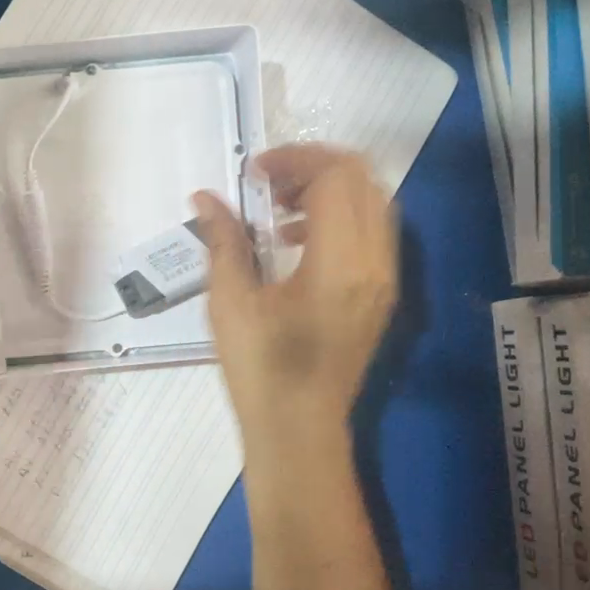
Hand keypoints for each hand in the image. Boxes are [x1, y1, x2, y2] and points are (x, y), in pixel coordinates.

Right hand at [192, 144, 399, 433]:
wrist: (299, 429)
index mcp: (340, 262)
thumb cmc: (261, 370)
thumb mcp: (231, 302)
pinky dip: (340, 220)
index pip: (336, 175)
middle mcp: (376, 262)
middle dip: (312, 168)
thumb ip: (223, 241)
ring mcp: (384, 279)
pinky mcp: (381, 295)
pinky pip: (372, 233)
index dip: (294, 160)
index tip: (253, 174)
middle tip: (266, 188)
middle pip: (362, 179)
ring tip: (278, 217)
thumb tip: (205, 197)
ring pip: (372, 203)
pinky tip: (298, 247)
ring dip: (328, 192)